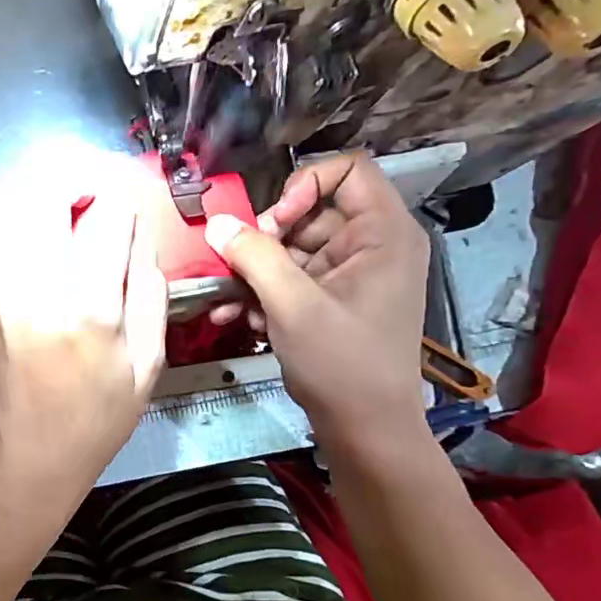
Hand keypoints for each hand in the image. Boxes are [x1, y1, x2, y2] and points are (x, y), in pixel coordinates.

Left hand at [0, 177, 166, 512]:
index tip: (122, 219)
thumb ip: (149, 291)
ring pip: (1, 206)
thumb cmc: (96, 415)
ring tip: (47, 226)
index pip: (109, 215)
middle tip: (84, 205)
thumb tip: (136, 234)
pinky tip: (12, 263)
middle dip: (73, 185)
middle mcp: (33, 292)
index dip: (122, 206)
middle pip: (45, 192)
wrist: (27, 456)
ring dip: (30, 204)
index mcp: (90, 309)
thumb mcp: (148, 363)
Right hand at [203, 150, 428, 438]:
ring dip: (257, 271)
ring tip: (227, 299)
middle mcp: (373, 246)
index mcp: (384, 234)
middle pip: (313, 211)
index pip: (349, 171)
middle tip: (241, 265)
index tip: (274, 222)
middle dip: (268, 237)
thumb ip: (253, 257)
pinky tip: (238, 316)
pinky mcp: (335, 301)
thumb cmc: (341, 363)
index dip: (304, 184)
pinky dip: (267, 292)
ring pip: (296, 249)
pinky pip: (296, 279)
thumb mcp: (292, 305)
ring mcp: (353, 276)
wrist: (365, 429)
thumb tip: (216, 225)